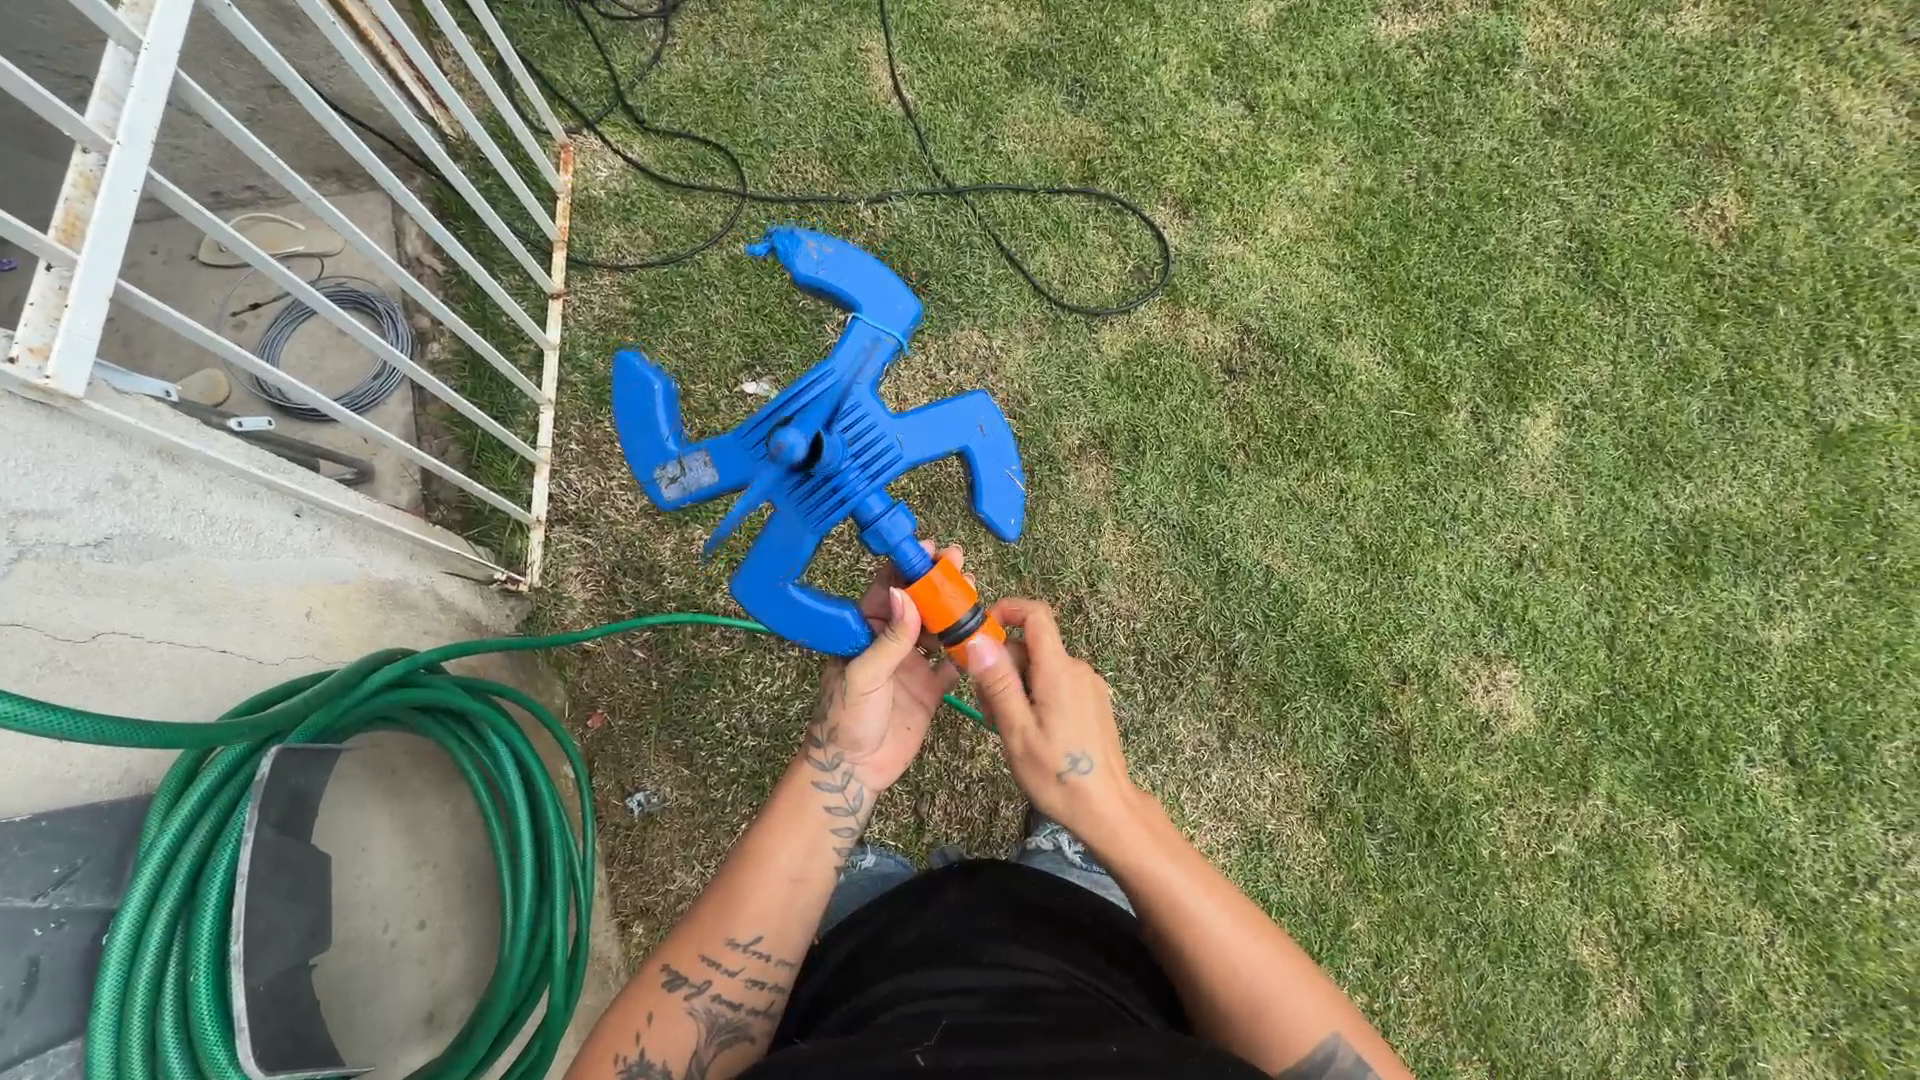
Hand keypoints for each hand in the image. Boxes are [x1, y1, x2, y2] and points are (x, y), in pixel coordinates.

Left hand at [803, 548, 963, 792]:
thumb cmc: (844, 719)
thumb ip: (889, 639)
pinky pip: (952, 665)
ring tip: (975, 591)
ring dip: (955, 611)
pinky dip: (967, 651)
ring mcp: (912, 665)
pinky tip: (983, 635)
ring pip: (939, 630)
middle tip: (959, 563)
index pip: (888, 592)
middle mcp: (890, 643)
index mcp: (865, 633)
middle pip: (919, 605)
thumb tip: (905, 595)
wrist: (854, 770)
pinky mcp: (930, 689)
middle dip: (938, 583)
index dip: (907, 569)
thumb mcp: (863, 675)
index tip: (929, 551)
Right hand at [967, 598, 1142, 841]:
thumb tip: (978, 639)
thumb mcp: (1016, 730)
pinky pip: (1057, 685)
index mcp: (1058, 670)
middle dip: (1002, 667)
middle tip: (986, 708)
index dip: (1006, 611)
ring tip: (1007, 728)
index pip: (1036, 614)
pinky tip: (1030, 732)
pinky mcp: (1093, 703)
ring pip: (1042, 669)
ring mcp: (1089, 686)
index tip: (980, 636)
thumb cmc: (1057, 774)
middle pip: (1032, 647)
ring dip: (1017, 687)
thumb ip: (998, 681)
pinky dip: (1036, 697)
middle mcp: (1077, 669)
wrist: (1107, 810)